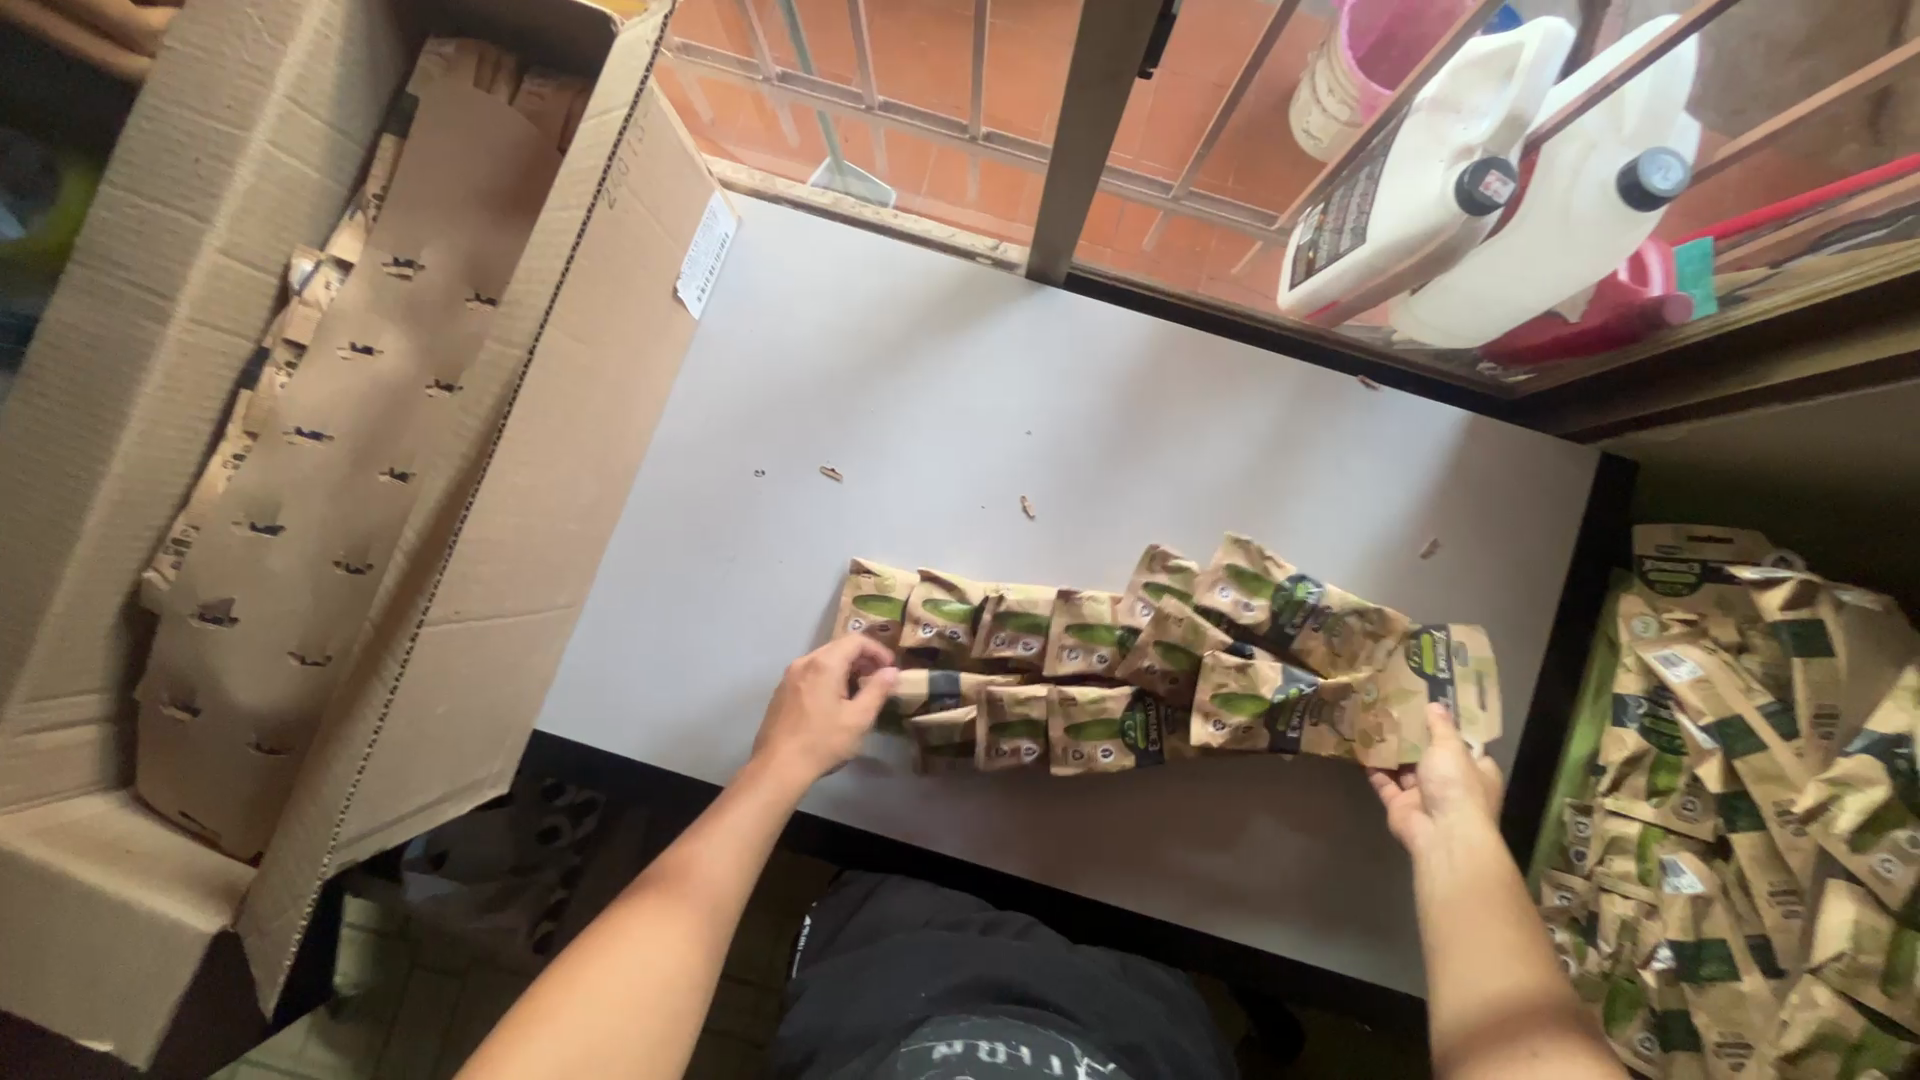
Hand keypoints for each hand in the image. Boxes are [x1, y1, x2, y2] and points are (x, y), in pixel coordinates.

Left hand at [752, 636, 898, 786]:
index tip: (890, 669)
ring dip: (845, 669)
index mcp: (824, 664)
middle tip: (878, 680)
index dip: (878, 650)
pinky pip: (810, 673)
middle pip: (839, 647)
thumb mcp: (859, 719)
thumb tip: (892, 671)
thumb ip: (878, 690)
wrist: (777, 767)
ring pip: (823, 660)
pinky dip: (828, 677)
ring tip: (859, 692)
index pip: (856, 640)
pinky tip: (834, 702)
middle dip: (862, 659)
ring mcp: (789, 676)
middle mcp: (804, 662)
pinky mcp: (782, 690)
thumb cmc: (822, 742)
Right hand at [1368, 703, 1503, 857]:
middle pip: (1432, 757)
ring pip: (1405, 770)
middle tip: (1395, 713)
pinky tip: (1362, 748)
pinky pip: (1384, 783)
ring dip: (1392, 752)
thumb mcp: (1452, 747)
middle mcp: (1452, 784)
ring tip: (1374, 724)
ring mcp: (1425, 797)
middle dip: (1414, 739)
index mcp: (1476, 772)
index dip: (1450, 730)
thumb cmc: (1456, 785)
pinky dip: (1374, 768)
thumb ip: (1441, 726)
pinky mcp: (1401, 806)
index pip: (1466, 748)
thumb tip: (1435, 704)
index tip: (1431, 709)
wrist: (1441, 831)